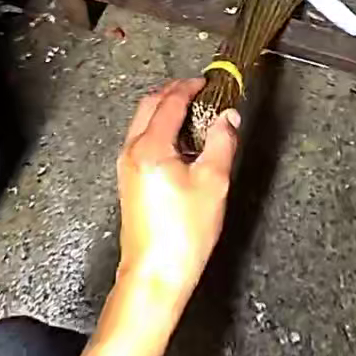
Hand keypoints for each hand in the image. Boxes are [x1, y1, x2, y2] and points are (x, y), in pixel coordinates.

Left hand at [115, 79, 239, 307]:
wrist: (155, 274)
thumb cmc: (183, 234)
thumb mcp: (214, 182)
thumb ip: (222, 141)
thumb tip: (228, 116)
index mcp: (151, 148)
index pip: (170, 102)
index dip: (190, 87)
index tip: (207, 82)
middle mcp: (132, 151)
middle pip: (149, 104)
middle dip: (173, 91)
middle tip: (198, 89)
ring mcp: (127, 166)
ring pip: (142, 120)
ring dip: (165, 108)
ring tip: (193, 110)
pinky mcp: (129, 179)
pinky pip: (141, 138)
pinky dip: (159, 126)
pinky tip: (180, 138)